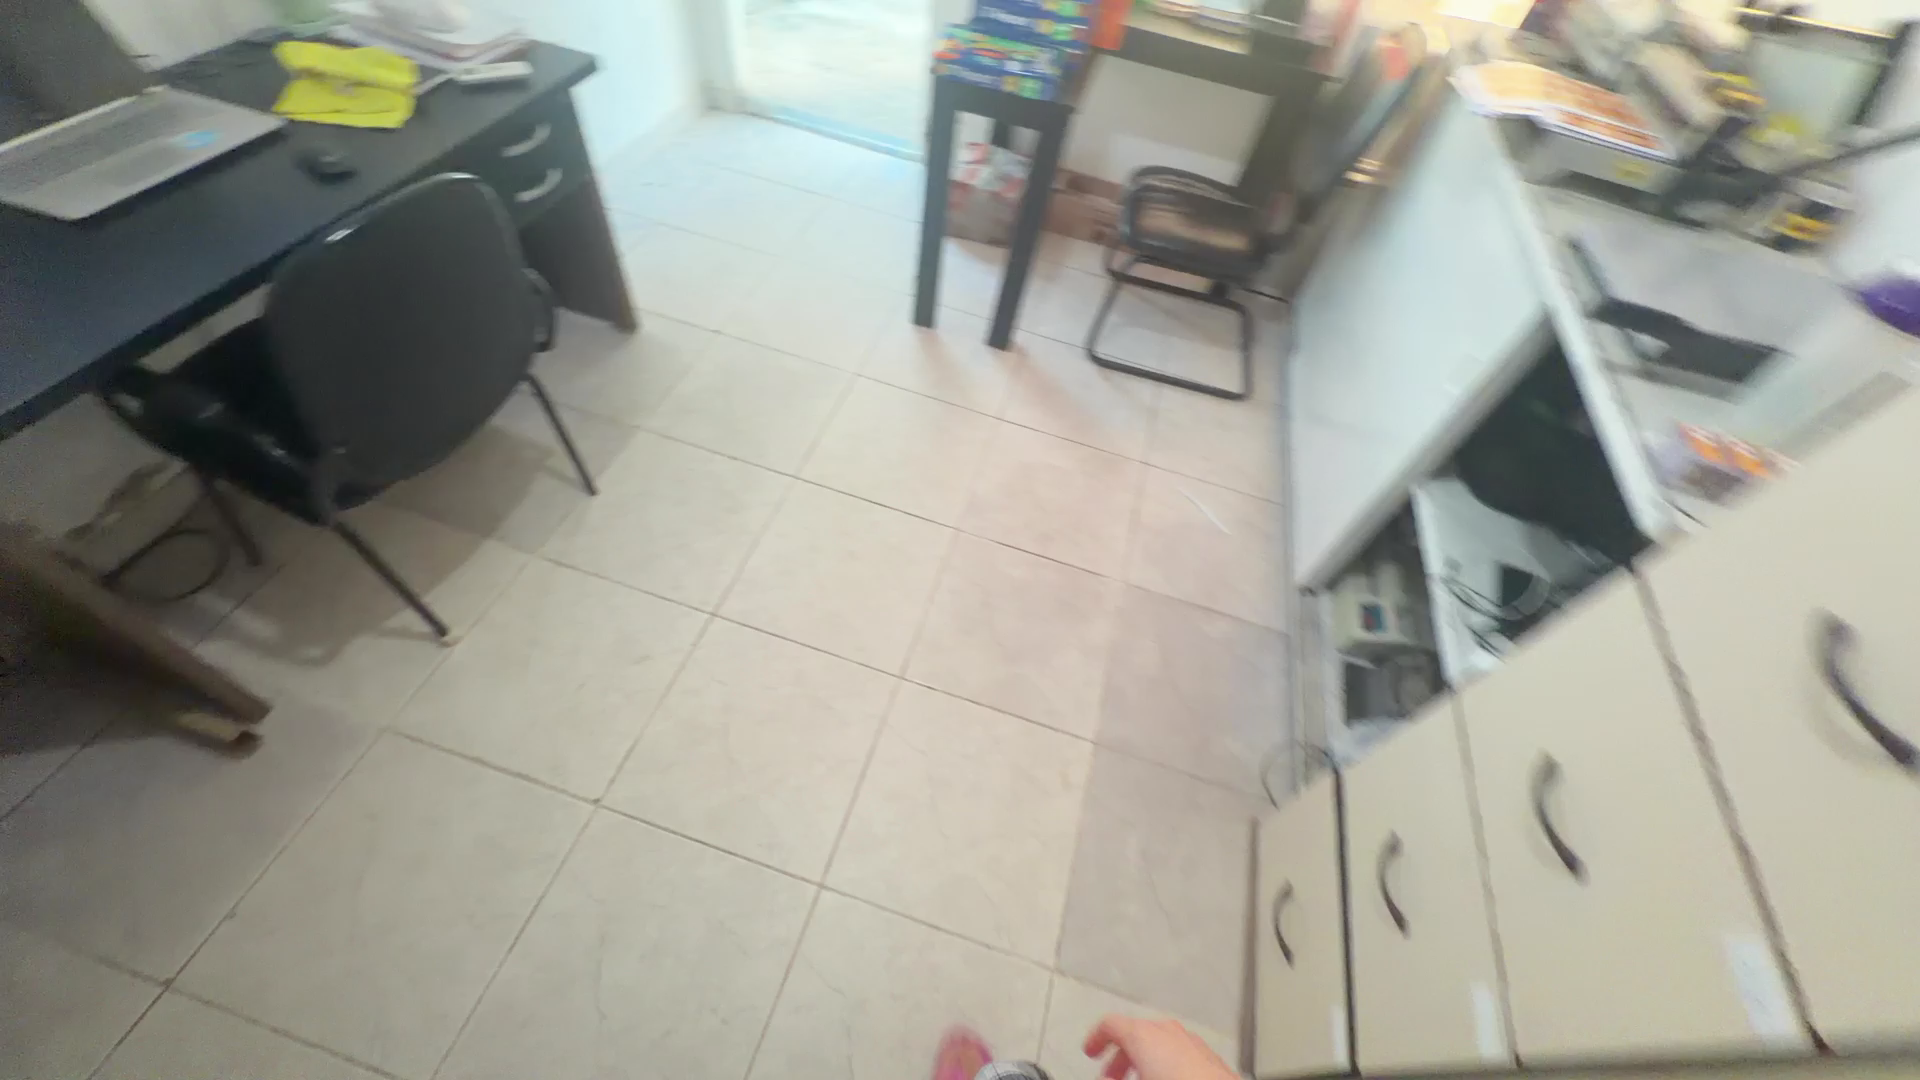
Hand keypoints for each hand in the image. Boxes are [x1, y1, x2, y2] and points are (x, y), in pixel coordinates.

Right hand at [1082, 1015, 1238, 1079]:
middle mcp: (1167, 1030)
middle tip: (1110, 1075)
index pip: (1110, 1023)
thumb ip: (1113, 1076)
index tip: (1090, 1049)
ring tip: (1138, 1079)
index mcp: (1144, 1033)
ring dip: (1145, 1059)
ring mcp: (1191, 1041)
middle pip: (1135, 1032)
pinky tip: (1169, 1079)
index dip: (1096, 1036)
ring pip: (1159, 1042)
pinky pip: (1180, 1053)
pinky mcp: (1210, 1057)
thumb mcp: (1133, 1078)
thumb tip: (1106, 1077)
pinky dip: (1168, 1064)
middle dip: (1120, 1054)